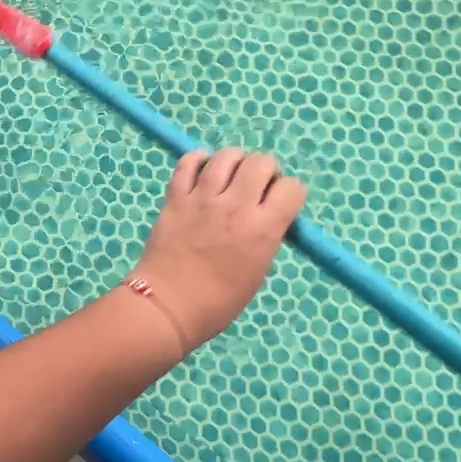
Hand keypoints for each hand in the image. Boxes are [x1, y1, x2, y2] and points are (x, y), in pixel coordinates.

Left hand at [129, 148, 305, 352]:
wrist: (168, 305)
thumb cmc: (218, 301)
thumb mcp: (257, 271)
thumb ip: (265, 236)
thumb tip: (266, 214)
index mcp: (263, 229)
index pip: (292, 188)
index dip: (290, 192)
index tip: (281, 201)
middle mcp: (236, 206)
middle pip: (261, 163)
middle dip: (266, 170)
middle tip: (257, 185)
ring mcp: (203, 197)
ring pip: (226, 156)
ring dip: (235, 160)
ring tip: (231, 174)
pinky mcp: (176, 196)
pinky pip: (188, 162)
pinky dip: (198, 159)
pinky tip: (202, 169)